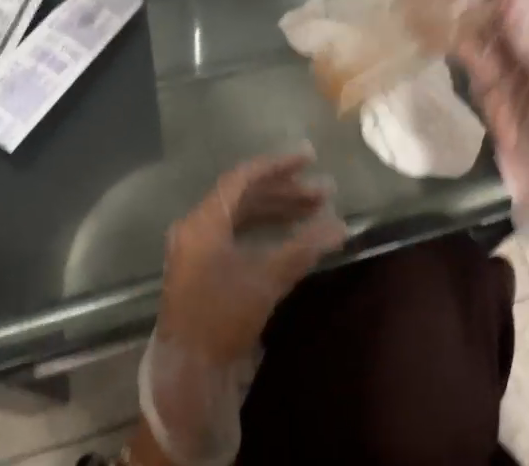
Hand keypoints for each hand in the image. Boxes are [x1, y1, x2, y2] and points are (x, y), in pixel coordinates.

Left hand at [140, 152, 345, 464]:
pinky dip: (262, 229)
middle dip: (284, 191)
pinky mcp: (199, 266)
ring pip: (239, 215)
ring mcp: (194, 247)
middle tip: (322, 193)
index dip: (278, 166)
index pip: (243, 178)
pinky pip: (233, 233)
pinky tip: (288, 235)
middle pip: (243, 196)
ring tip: (313, 212)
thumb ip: (304, 248)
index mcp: (204, 221)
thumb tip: (340, 226)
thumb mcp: (267, 280)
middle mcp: (195, 226)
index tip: (310, 158)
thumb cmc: (223, 317)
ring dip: (275, 210)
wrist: (188, 370)